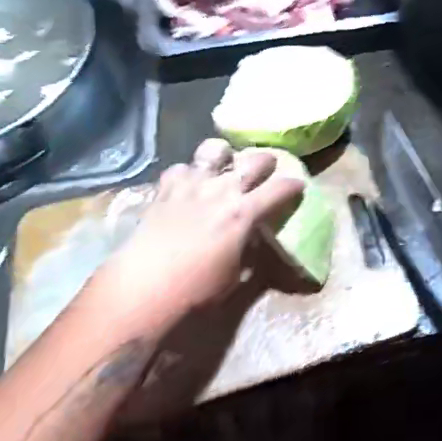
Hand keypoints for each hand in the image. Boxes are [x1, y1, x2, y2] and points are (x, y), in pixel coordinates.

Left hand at [86, 139, 303, 330]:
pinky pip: (179, 168)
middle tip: (265, 170)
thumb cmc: (197, 290)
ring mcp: (191, 187)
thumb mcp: (236, 274)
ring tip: (224, 164)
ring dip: (224, 155)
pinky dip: (187, 173)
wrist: (143, 289)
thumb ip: (249, 248)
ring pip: (213, 150)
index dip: (294, 185)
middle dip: (265, 162)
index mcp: (245, 213)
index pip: (281, 188)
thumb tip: (252, 236)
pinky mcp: (164, 191)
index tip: (298, 187)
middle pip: (253, 160)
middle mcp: (221, 191)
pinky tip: (188, 185)